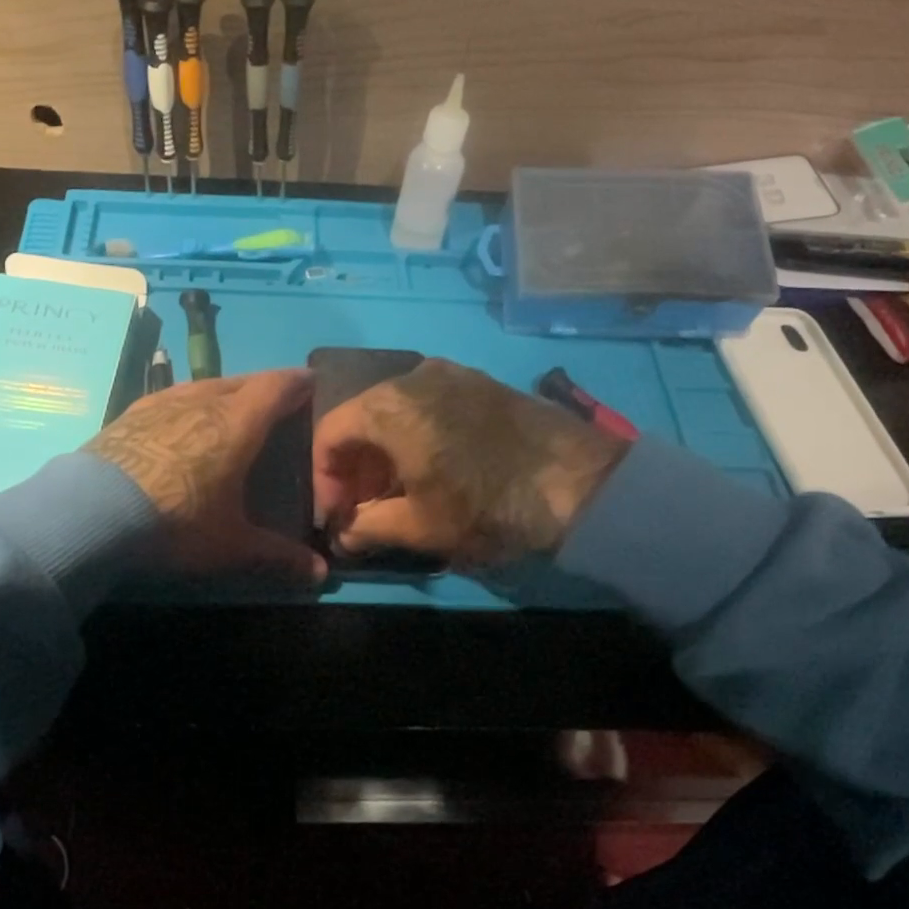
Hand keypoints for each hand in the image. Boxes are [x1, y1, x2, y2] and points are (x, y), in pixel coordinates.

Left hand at [83, 370, 325, 582]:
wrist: (92, 513)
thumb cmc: (176, 523)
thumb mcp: (230, 545)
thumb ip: (276, 556)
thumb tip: (320, 575)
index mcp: (236, 423)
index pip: (276, 388)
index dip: (297, 383)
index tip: (310, 384)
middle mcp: (202, 402)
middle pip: (241, 382)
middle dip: (263, 387)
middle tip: (275, 402)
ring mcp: (161, 404)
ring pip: (204, 386)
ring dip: (224, 392)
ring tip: (230, 409)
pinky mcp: (129, 415)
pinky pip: (171, 398)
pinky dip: (188, 404)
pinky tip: (180, 422)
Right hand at [312, 359, 629, 565]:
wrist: (583, 484)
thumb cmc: (489, 507)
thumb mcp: (419, 527)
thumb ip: (367, 528)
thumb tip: (344, 534)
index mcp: (389, 406)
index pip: (330, 434)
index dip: (325, 479)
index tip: (336, 516)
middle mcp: (414, 376)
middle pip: (362, 419)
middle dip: (355, 467)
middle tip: (364, 509)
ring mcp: (453, 374)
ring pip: (396, 412)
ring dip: (386, 453)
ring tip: (398, 494)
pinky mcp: (483, 383)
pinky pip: (430, 406)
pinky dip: (417, 437)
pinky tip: (434, 471)